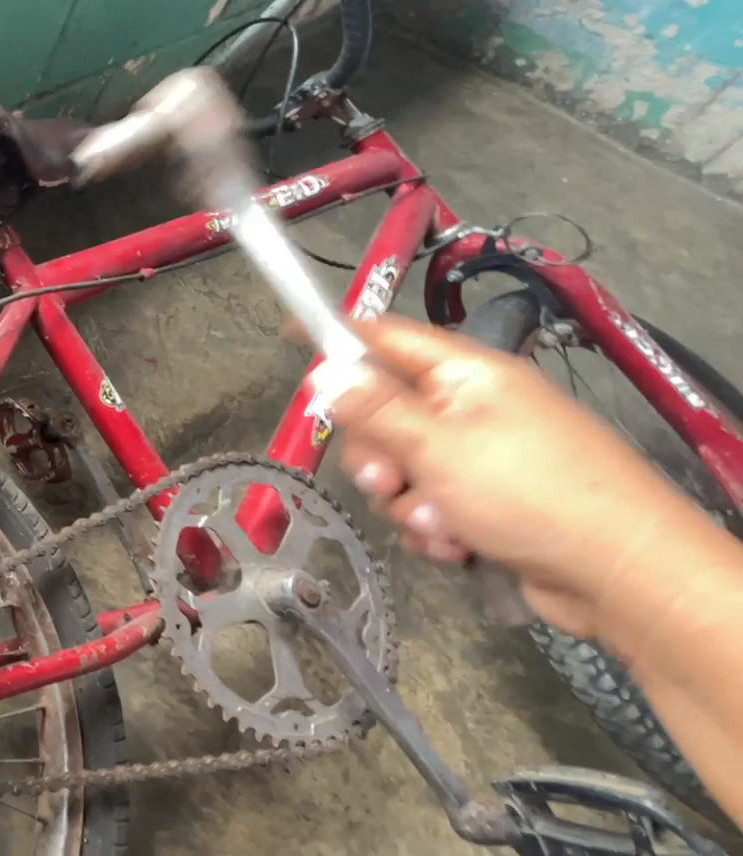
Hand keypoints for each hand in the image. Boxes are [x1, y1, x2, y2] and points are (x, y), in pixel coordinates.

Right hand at [329, 315, 703, 639]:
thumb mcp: (437, 446)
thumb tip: (322, 372)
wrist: (627, 579)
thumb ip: (372, 409)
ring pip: (398, 464)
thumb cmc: (532, 495)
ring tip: (438, 524)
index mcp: (468, 377)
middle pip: (381, 412)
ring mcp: (480, 455)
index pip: (387, 338)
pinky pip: (425, 499)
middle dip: (375, 454)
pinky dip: (429, 522)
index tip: (289, 339)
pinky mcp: (485, 499)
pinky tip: (454, 542)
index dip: (337, 337)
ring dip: (404, 498)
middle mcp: (471, 408)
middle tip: (386, 480)